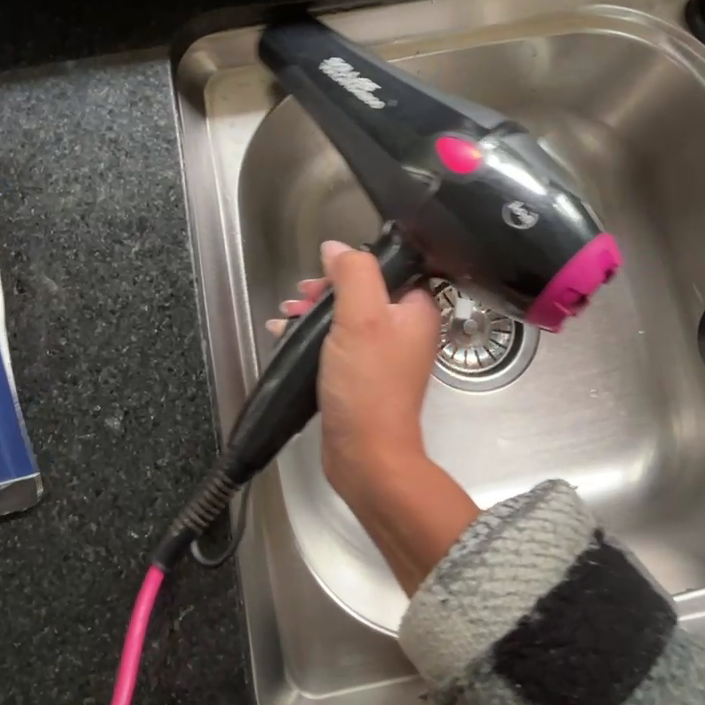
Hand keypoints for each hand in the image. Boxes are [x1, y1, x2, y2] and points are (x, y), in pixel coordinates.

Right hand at [267, 240, 477, 592]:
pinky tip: (287, 336)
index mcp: (417, 310)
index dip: (353, 266)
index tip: (324, 274)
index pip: (389, 267)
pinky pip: (338, 344)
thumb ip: (352, 273)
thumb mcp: (360, 316)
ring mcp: (385, 355)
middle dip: (326, 290)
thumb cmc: (369, 388)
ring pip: (347, 317)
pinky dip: (314, 337)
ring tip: (289, 315)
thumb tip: (337, 248)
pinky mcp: (363, 376)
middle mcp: (406, 330)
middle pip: (363, 290)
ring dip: (315, 312)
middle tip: (302, 296)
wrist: (367, 455)